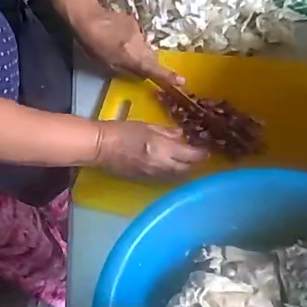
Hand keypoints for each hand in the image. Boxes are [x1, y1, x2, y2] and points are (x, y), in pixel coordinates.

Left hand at [72, 5, 176, 85]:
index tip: (181, 80)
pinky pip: (137, 35)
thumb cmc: (94, 45)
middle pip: (151, 56)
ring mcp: (138, 31)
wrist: (89, 18)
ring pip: (144, 45)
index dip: (168, 76)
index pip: (153, 69)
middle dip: (150, 63)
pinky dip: (132, 39)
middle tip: (142, 68)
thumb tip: (141, 73)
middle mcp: (140, 44)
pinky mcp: (134, 21)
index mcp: (133, 56)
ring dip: (139, 50)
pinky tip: (119, 38)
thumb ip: (127, 69)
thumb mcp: (108, 64)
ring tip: (123, 50)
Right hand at [92, 120, 206, 178]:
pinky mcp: (145, 180)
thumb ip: (167, 132)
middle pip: (186, 170)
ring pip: (177, 177)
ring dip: (184, 171)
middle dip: (194, 165)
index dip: (201, 153)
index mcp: (164, 149)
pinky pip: (165, 179)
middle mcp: (162, 165)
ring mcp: (154, 175)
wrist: (101, 147)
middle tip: (197, 157)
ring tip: (186, 163)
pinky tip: (170, 168)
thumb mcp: (147, 126)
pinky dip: (172, 174)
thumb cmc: (122, 131)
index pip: (191, 155)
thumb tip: (181, 135)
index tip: (205, 150)